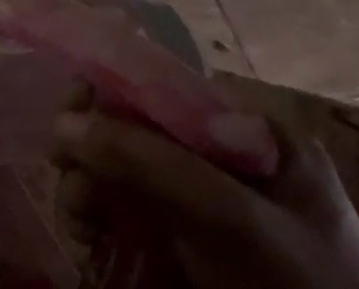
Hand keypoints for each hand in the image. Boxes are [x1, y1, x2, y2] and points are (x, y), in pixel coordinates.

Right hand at [53, 98, 358, 288]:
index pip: (162, 89)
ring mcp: (201, 196)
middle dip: (89, 151)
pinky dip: (93, 213)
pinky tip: (85, 232)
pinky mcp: (181, 231)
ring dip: (83, 187)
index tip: (67, 121)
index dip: (105, 98)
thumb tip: (60, 122)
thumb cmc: (298, 284)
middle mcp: (223, 155)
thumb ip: (150, 162)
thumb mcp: (233, 218)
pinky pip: (121, 203)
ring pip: (115, 167)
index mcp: (254, 134)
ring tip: (78, 220)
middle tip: (65, 173)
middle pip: (128, 128)